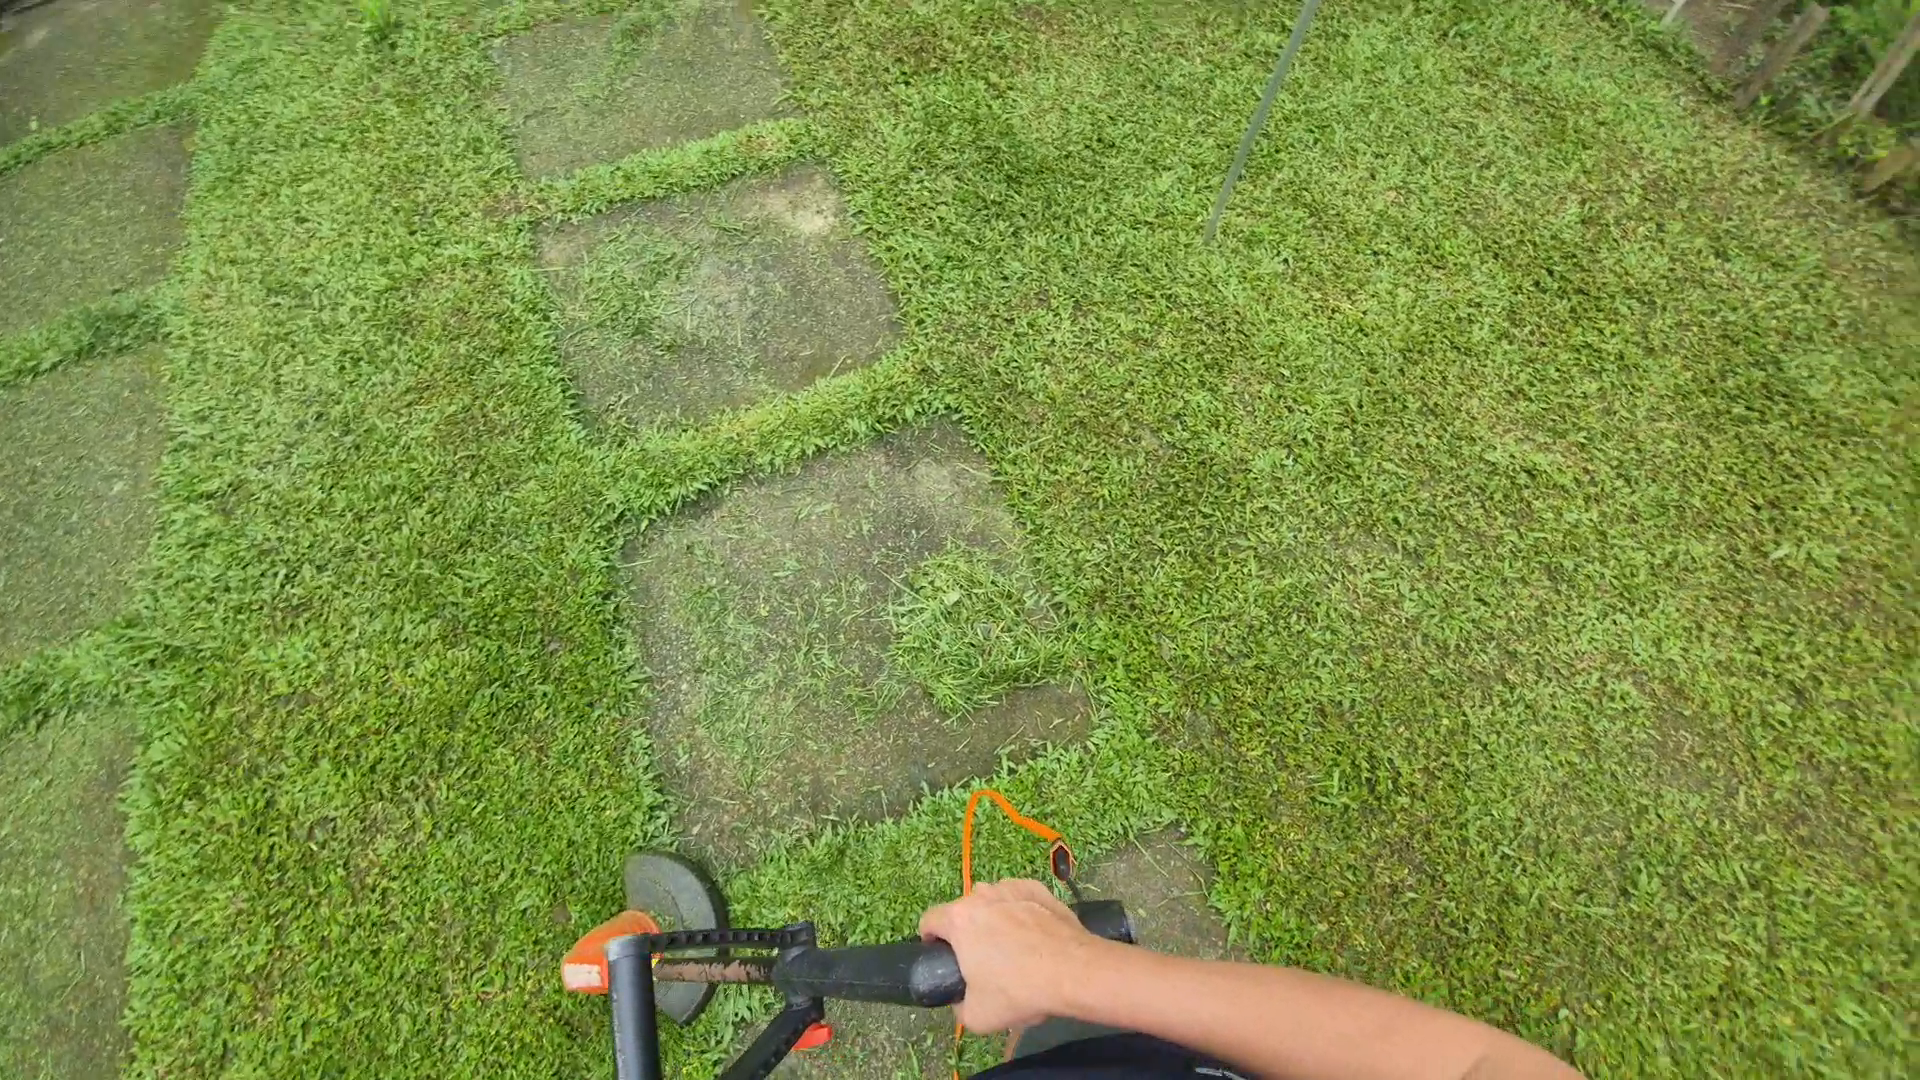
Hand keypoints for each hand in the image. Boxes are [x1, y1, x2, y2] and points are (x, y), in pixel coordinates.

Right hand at [918, 879, 1096, 1031]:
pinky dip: (1019, 911)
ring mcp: (1009, 887)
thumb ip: (958, 1005)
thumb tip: (961, 998)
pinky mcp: (1036, 887)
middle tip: (983, 960)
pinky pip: (1017, 897)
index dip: (930, 939)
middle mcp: (980, 894)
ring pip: (991, 902)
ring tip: (1013, 948)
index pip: (928, 920)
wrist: (1072, 970)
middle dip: (967, 932)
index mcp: (958, 919)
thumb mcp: (977, 1016)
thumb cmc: (1018, 990)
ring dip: (993, 919)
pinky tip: (1034, 935)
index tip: (941, 955)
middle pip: (962, 911)